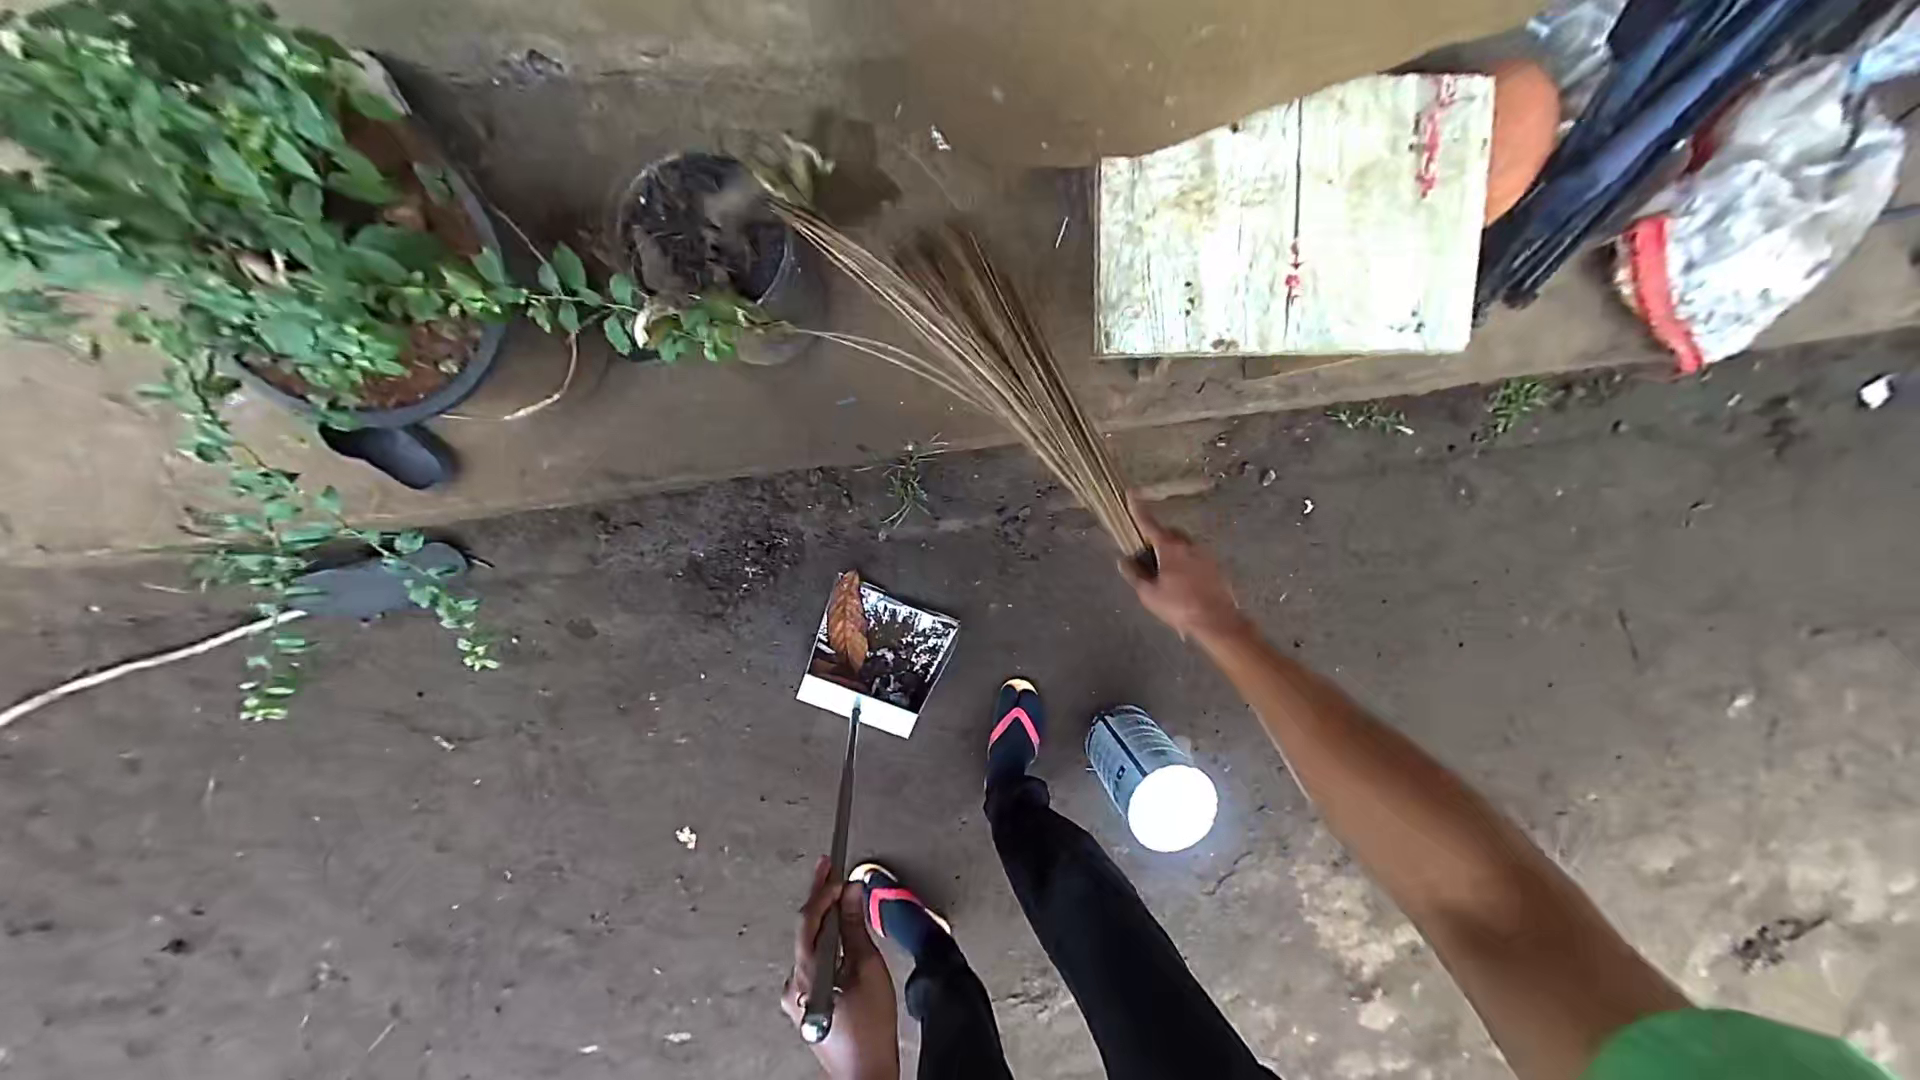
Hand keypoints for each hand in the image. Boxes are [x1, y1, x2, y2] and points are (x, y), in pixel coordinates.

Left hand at [780, 857, 899, 1079]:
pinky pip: (811, 957)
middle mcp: (794, 985)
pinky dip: (825, 937)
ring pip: (808, 942)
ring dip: (824, 916)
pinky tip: (837, 926)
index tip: (835, 870)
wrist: (865, 1072)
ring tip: (837, 891)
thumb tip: (852, 892)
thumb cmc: (870, 1029)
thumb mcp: (869, 968)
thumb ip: (856, 926)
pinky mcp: (803, 999)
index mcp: (807, 976)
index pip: (808, 920)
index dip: (822, 892)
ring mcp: (796, 995)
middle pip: (805, 928)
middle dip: (820, 896)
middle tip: (827, 866)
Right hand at [1119, 495, 1250, 641]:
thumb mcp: (1149, 594)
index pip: (1149, 523)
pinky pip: (1194, 557)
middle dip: (1157, 537)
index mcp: (1170, 547)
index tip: (1131, 494)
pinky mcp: (1215, 567)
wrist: (1217, 622)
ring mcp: (1205, 554)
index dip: (1138, 509)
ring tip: (1164, 571)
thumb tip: (1124, 560)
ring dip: (1172, 551)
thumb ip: (1134, 574)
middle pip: (1169, 532)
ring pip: (1183, 544)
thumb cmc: (1179, 606)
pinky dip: (1184, 562)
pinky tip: (1181, 581)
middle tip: (1146, 552)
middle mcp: (1189, 545)